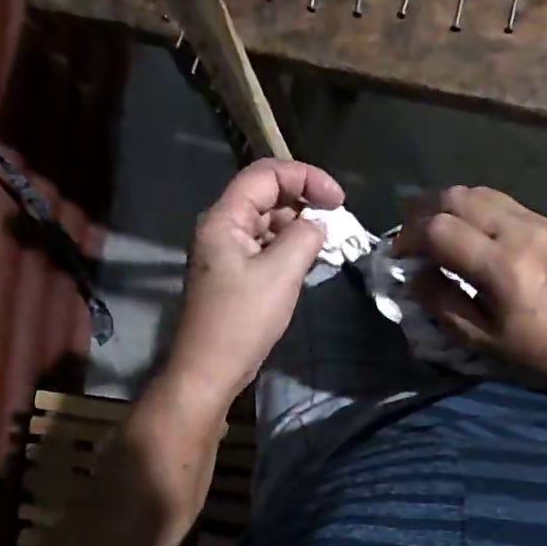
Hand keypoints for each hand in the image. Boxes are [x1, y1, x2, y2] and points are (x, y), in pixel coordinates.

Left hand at [158, 159, 344, 416]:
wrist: (208, 371)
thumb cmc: (241, 320)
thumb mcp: (281, 273)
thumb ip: (305, 237)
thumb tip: (317, 226)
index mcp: (223, 219)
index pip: (266, 174)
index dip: (306, 177)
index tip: (338, 200)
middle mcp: (219, 229)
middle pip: (265, 197)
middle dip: (303, 203)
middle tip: (335, 224)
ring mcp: (223, 254)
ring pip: (265, 224)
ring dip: (296, 229)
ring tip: (324, 247)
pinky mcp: (230, 276)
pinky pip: (262, 249)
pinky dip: (285, 250)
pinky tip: (305, 264)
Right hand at [395, 185, 546, 384]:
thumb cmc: (532, 346)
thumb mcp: (477, 336)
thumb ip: (440, 302)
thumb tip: (415, 276)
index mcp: (501, 266)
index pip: (440, 230)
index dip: (409, 237)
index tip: (398, 256)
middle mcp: (518, 232)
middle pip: (455, 198)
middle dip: (422, 213)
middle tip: (409, 238)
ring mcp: (535, 221)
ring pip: (475, 192)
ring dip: (445, 206)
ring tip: (431, 231)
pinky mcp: (545, 220)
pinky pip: (497, 200)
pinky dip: (469, 208)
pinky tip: (463, 231)